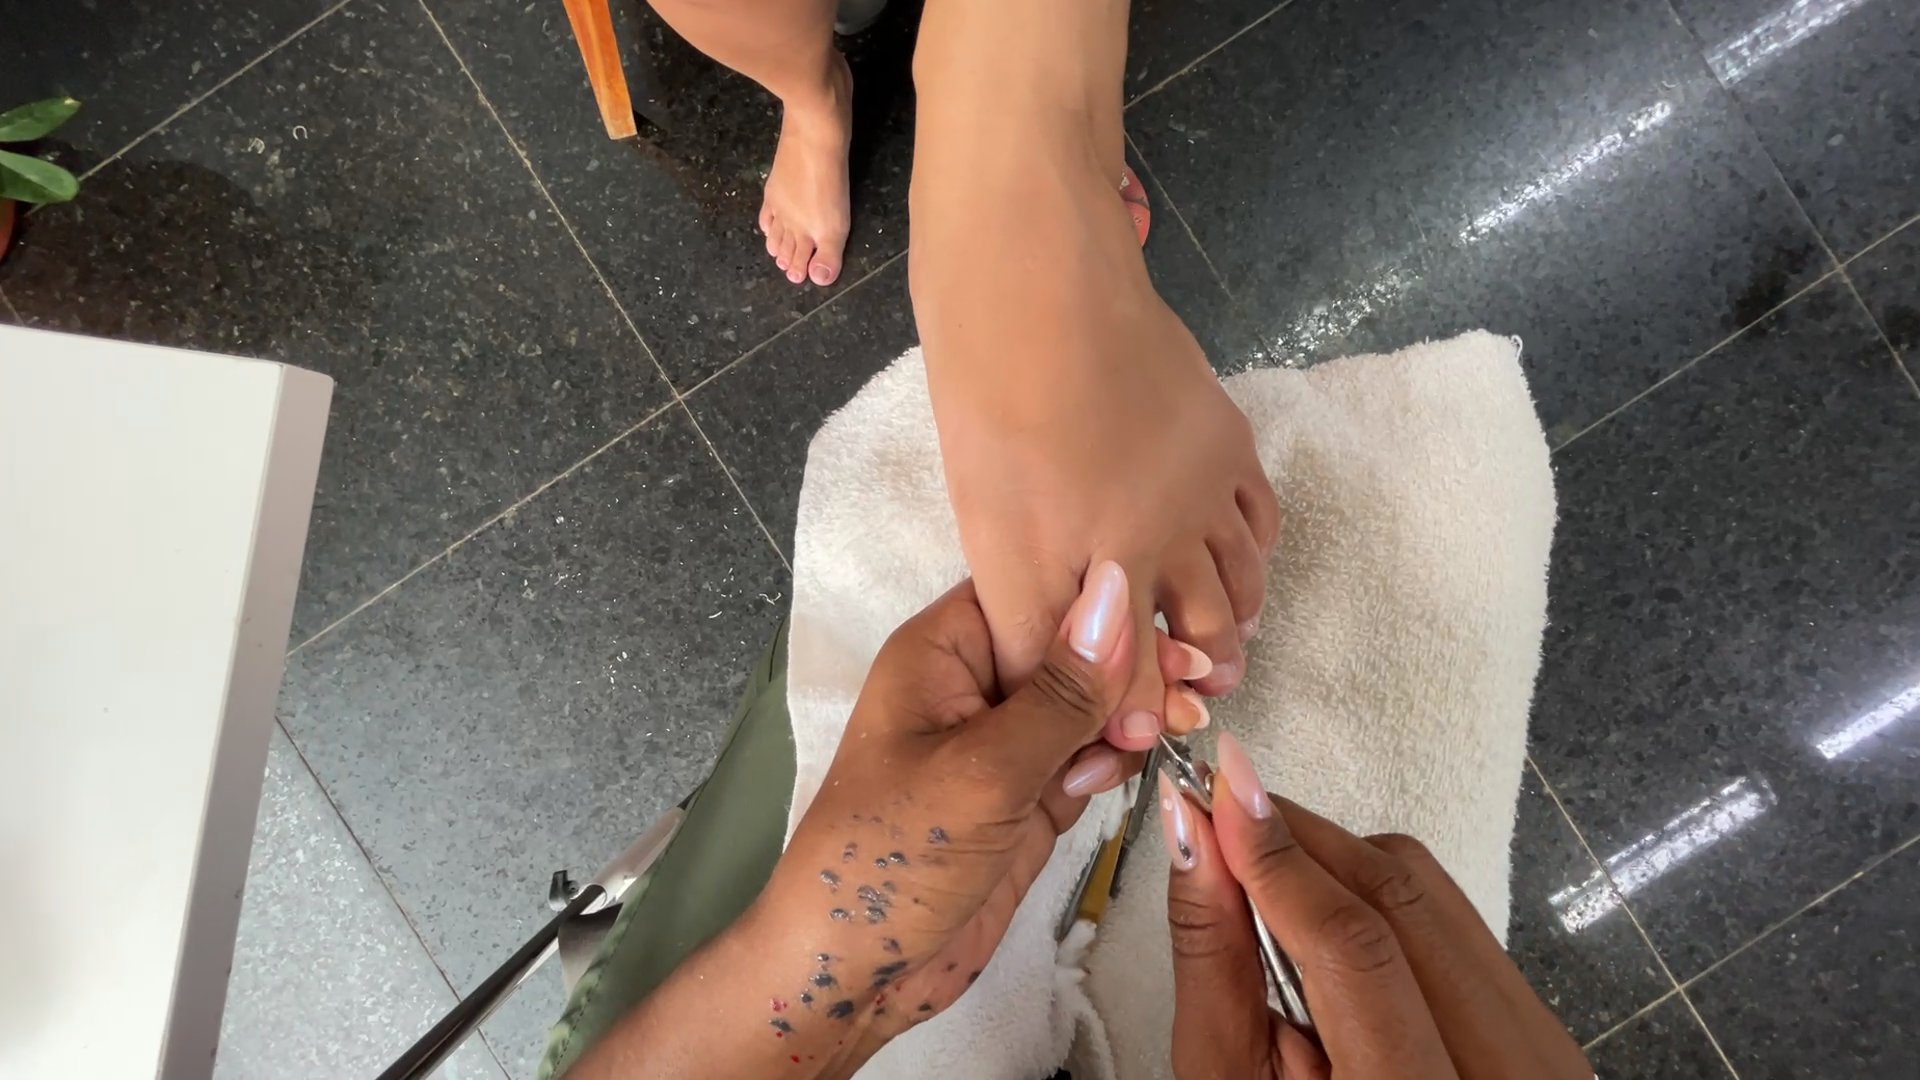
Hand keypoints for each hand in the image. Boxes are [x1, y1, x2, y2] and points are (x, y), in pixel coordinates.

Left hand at [739, 565, 1146, 1076]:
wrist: (859, 974)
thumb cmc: (893, 853)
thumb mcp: (983, 768)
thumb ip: (1061, 690)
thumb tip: (1118, 589)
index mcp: (944, 650)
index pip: (1030, 592)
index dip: (1100, 604)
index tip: (1168, 629)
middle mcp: (976, 684)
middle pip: (1067, 650)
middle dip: (1125, 668)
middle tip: (1192, 688)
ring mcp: (1005, 740)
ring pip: (1085, 704)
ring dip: (1125, 716)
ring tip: (1165, 730)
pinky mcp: (1028, 791)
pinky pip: (1086, 754)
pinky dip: (1109, 760)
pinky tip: (1115, 773)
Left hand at [911, 122, 1278, 750]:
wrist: (1036, 284)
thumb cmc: (994, 417)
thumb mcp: (992, 537)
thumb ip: (1033, 627)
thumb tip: (1063, 701)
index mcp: (1116, 570)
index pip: (1143, 672)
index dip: (1144, 715)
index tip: (1140, 743)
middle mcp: (1182, 535)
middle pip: (1210, 628)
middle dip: (1198, 672)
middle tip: (1192, 695)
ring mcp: (1212, 480)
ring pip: (1243, 577)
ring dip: (1232, 620)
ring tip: (1218, 645)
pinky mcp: (1225, 432)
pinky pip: (1263, 515)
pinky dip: (1256, 555)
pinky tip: (1242, 562)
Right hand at [1161, 734, 1590, 1078]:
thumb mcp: (1225, 1076)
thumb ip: (1210, 952)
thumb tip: (1190, 826)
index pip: (1353, 948)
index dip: (1277, 853)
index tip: (1219, 782)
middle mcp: (1514, 1076)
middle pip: (1398, 893)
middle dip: (1295, 835)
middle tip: (1222, 810)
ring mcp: (1547, 1052)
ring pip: (1427, 887)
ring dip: (1328, 855)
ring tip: (1265, 874)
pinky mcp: (1542, 1024)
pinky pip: (1449, 910)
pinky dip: (1370, 885)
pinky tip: (1320, 914)